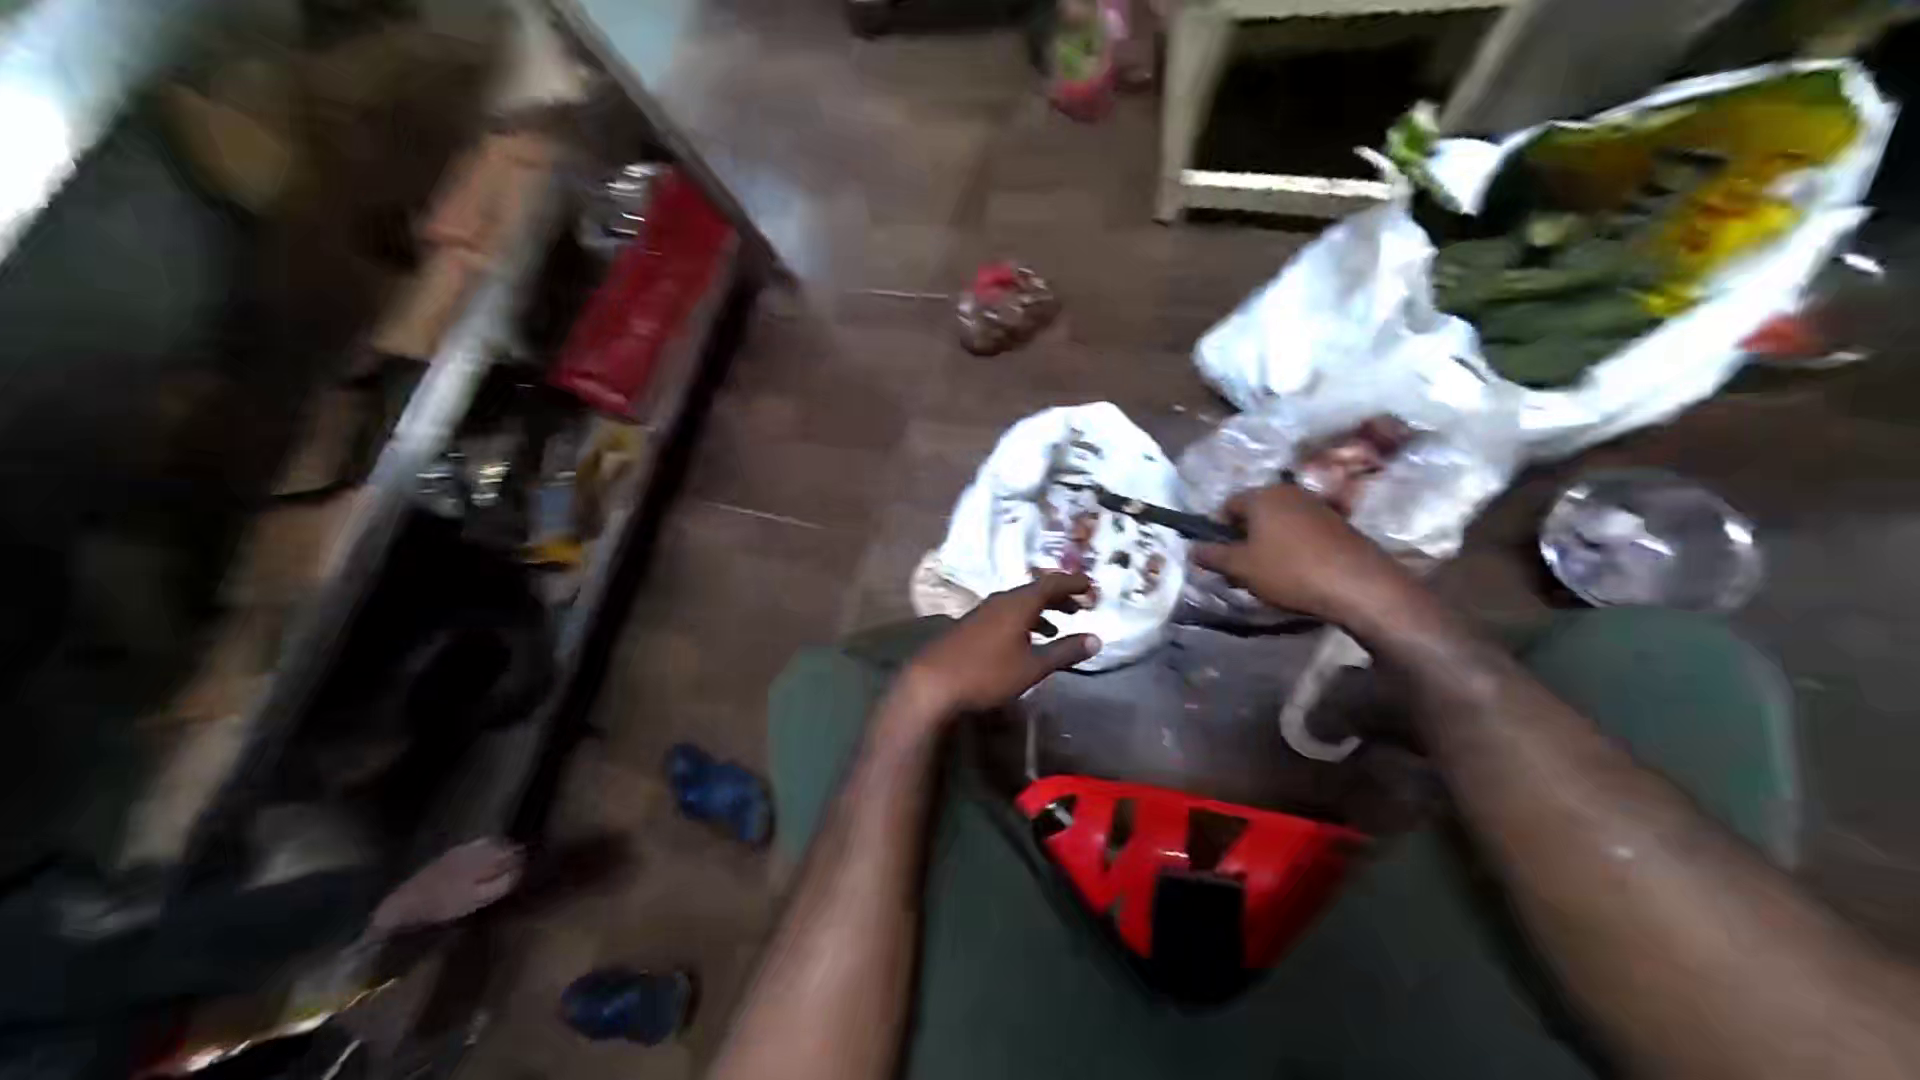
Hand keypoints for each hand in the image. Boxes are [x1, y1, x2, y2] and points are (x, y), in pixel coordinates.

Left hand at [899, 573, 1100, 718]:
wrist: (932, 682)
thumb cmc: (987, 673)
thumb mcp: (1032, 667)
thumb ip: (1065, 651)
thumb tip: (1096, 639)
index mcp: (1018, 603)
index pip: (1052, 583)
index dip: (1074, 583)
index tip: (1092, 586)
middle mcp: (1001, 601)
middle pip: (1035, 591)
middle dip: (1060, 597)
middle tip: (1081, 606)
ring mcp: (983, 612)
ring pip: (1020, 604)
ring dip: (1042, 611)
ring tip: (1059, 625)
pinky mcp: (972, 626)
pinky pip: (1007, 614)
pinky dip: (1025, 621)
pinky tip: (1026, 641)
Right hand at [1193, 483, 1414, 625]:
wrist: (1358, 584)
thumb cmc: (1289, 570)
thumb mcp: (1240, 567)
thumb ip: (1212, 556)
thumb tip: (1191, 549)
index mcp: (1262, 495)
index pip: (1227, 506)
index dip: (1217, 530)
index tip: (1218, 556)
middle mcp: (1289, 492)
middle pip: (1254, 512)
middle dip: (1243, 537)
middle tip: (1240, 567)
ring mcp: (1317, 505)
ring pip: (1279, 522)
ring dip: (1269, 543)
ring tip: (1268, 573)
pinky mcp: (1338, 523)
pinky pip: (1302, 531)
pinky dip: (1293, 547)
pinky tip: (1296, 572)